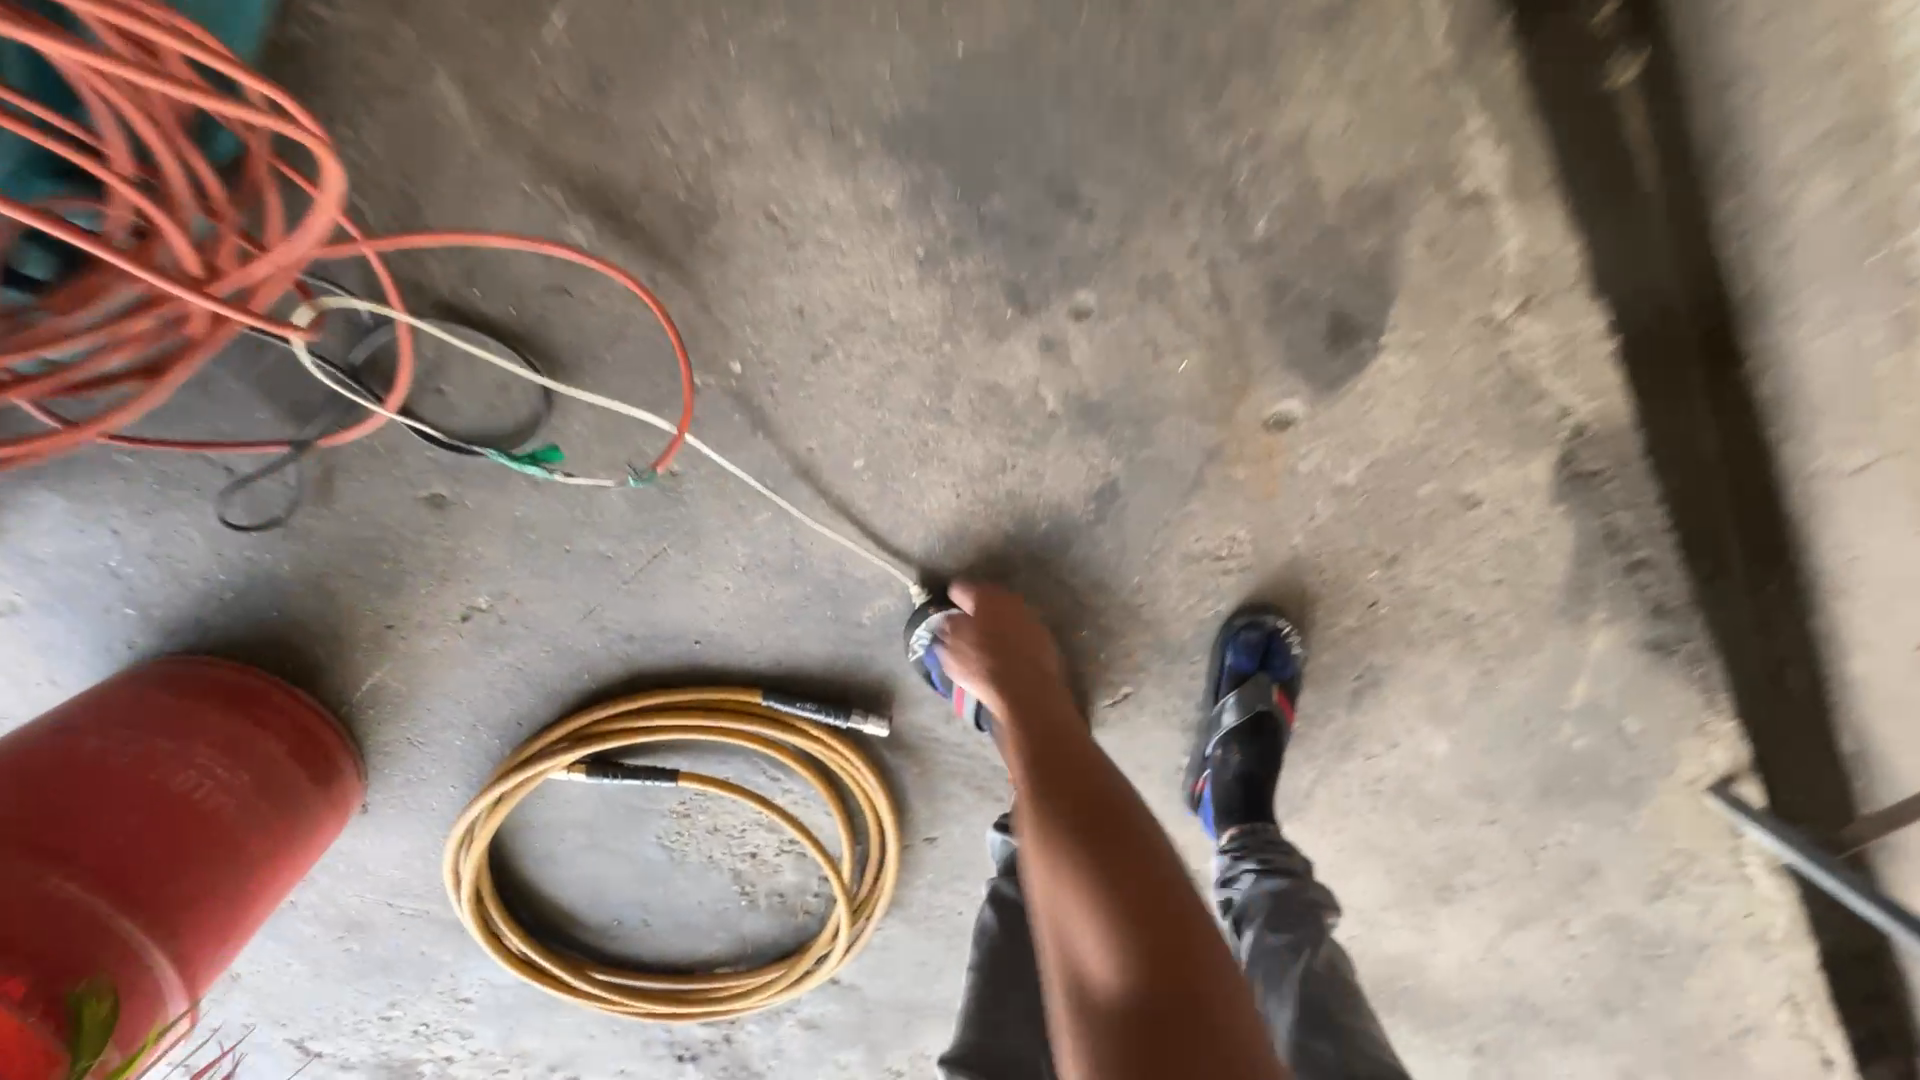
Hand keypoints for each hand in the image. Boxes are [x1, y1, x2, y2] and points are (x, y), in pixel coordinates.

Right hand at [933, 581, 1076, 721]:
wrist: (1028, 690)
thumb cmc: (983, 666)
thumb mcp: (952, 650)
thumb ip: (947, 629)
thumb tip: (946, 620)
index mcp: (983, 596)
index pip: (959, 587)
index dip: (950, 600)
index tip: (945, 613)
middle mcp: (1009, 599)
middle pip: (986, 598)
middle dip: (976, 610)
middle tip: (966, 628)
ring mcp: (1030, 616)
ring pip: (1006, 614)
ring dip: (996, 623)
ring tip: (987, 642)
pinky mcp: (1045, 636)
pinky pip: (1022, 630)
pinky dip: (1013, 637)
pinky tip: (1008, 654)